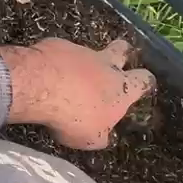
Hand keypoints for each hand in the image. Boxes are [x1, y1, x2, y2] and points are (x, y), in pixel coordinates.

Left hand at [0, 38, 154, 148]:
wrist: (38, 86)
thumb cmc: (71, 117)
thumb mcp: (91, 138)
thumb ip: (101, 133)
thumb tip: (103, 132)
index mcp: (121, 89)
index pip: (144, 80)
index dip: (144, 82)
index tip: (141, 84)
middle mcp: (104, 64)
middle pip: (122, 49)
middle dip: (122, 53)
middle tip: (114, 63)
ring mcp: (79, 50)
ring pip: (86, 51)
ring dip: (80, 63)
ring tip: (65, 78)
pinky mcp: (55, 43)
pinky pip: (59, 50)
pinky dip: (55, 60)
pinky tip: (43, 72)